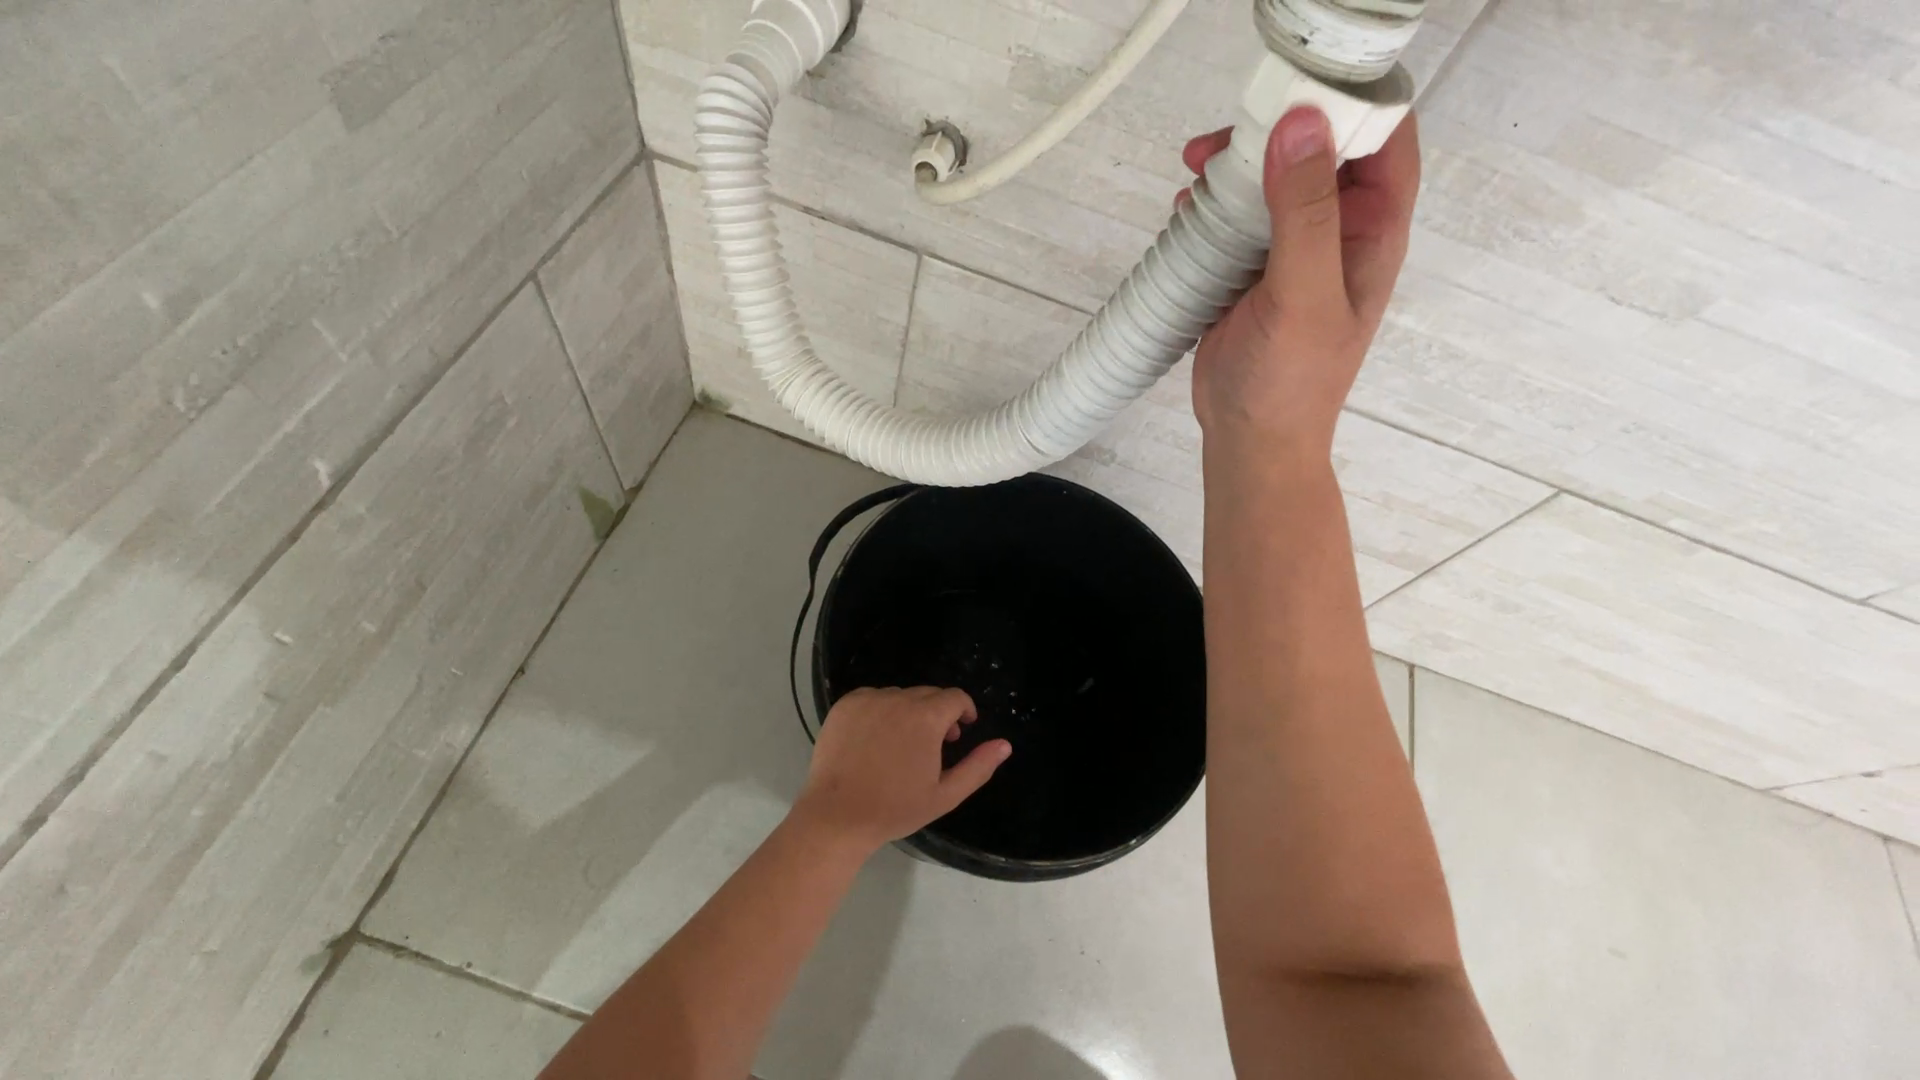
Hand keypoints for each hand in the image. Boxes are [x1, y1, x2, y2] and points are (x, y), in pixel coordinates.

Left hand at [793, 687, 1012, 850]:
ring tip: (902, 746)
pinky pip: (872, 699)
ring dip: (909, 712)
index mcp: (926, 717)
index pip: (955, 697)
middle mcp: (898, 699)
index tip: (962, 730)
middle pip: (928, 695)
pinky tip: (875, 740)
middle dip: (937, 714)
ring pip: (900, 696)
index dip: (964, 711)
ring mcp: (868, 700)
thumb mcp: (946, 794)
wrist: (837, 817)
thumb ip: (978, 766)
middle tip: (934, 745)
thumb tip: (1005, 745)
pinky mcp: (844, 706)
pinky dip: (880, 711)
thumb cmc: (895, 808)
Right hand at [1184, 107, 1420, 465]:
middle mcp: (1335, 233)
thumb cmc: (1292, 382)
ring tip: (1194, 171)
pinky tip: (1186, 211)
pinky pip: (1235, 220)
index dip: (1352, 105)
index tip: (1298, 88)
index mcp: (1371, 232)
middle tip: (1221, 139)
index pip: (1382, 143)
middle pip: (1315, 153)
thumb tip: (1298, 127)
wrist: (1250, 438)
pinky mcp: (1249, 271)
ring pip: (1269, 183)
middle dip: (1273, 133)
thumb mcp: (1304, 295)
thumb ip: (1304, 214)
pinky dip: (1211, 208)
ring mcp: (1288, 252)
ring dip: (1234, 169)